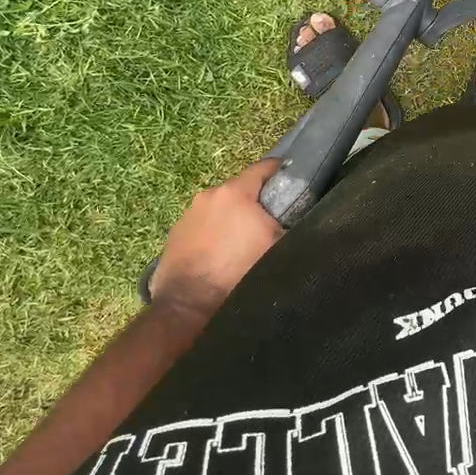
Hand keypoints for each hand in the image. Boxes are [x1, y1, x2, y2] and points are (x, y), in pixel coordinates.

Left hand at [148, 156, 283, 321]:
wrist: (188, 308)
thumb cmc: (237, 271)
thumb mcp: (278, 246)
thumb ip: (290, 223)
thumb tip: (301, 215)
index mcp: (235, 191)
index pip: (266, 166)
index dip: (284, 172)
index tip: (297, 186)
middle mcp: (208, 195)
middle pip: (242, 188)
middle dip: (257, 201)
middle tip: (271, 223)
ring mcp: (188, 215)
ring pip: (221, 208)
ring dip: (233, 218)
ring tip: (244, 244)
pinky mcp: (174, 235)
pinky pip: (203, 226)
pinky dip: (214, 234)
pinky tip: (220, 256)